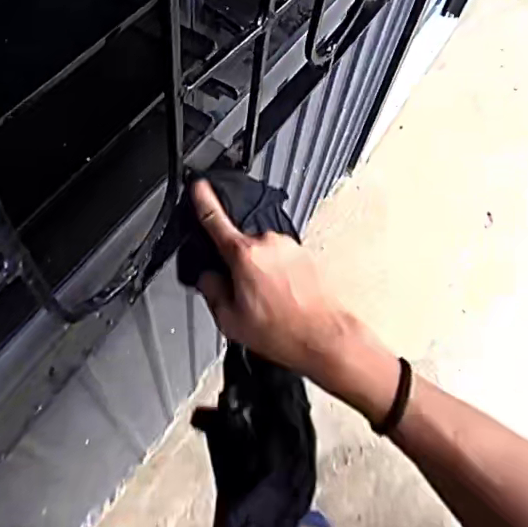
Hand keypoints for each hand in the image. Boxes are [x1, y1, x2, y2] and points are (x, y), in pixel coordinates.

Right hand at [191, 177, 361, 382]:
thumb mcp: (231, 321)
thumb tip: (209, 278)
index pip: (214, 218)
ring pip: (263, 253)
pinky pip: (284, 260)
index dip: (203, 199)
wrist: (329, 341)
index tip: (199, 185)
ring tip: (273, 304)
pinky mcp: (306, 255)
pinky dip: (282, 276)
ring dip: (263, 271)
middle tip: (248, 295)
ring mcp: (289, 247)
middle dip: (240, 265)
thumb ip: (211, 291)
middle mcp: (267, 242)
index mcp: (243, 254)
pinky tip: (287, 301)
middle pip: (241, 245)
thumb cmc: (285, 333)